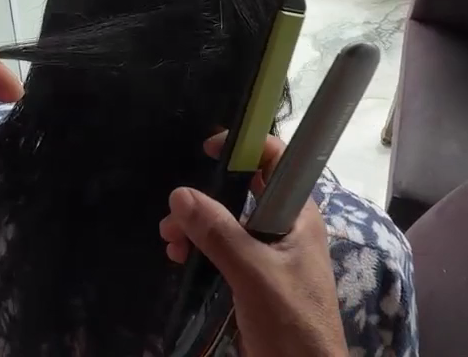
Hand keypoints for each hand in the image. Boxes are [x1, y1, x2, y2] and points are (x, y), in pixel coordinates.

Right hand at [158, 133, 346, 356]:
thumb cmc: (291, 322)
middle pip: (244, 191)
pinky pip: (225, 249)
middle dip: (207, 195)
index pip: (275, 160)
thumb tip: (178, 193)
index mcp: (297, 215)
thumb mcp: (252, 273)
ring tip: (170, 242)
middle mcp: (286, 227)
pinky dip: (202, 249)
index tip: (209, 150)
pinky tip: (180, 259)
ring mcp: (272, 254)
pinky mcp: (257, 279)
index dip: (246, 145)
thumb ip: (217, 232)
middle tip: (175, 210)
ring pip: (229, 222)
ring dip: (197, 226)